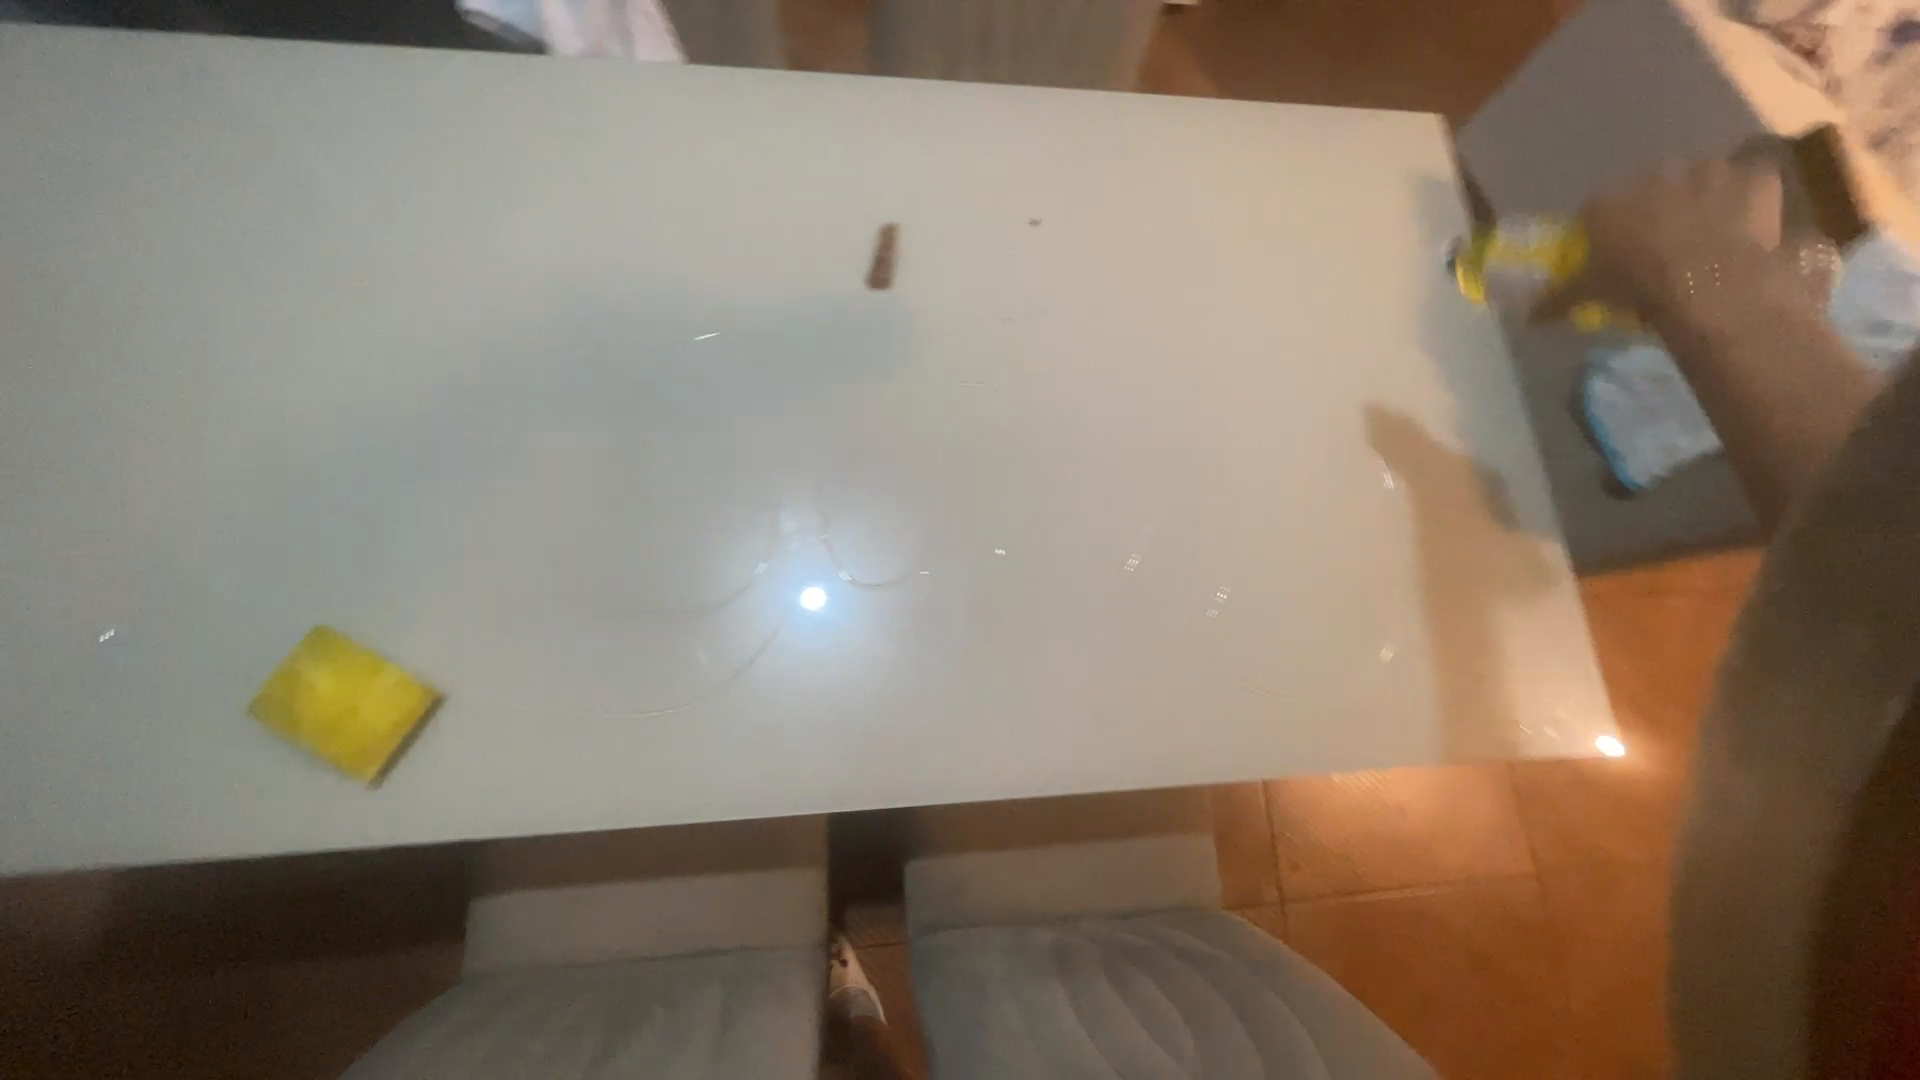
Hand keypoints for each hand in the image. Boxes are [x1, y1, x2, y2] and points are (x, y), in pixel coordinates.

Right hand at [1532, 158, 1786, 325]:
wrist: (1706, 280)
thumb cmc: (1635, 283)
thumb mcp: (1587, 295)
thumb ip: (1556, 299)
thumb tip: (1528, 316)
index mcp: (1608, 202)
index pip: (1595, 209)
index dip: (1603, 227)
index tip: (1609, 248)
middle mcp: (1654, 176)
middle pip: (1650, 186)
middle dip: (1654, 206)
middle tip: (1658, 238)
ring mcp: (1708, 171)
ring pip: (1701, 179)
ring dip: (1702, 196)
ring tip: (1704, 228)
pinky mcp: (1754, 177)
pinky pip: (1749, 182)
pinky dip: (1747, 197)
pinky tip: (1742, 222)